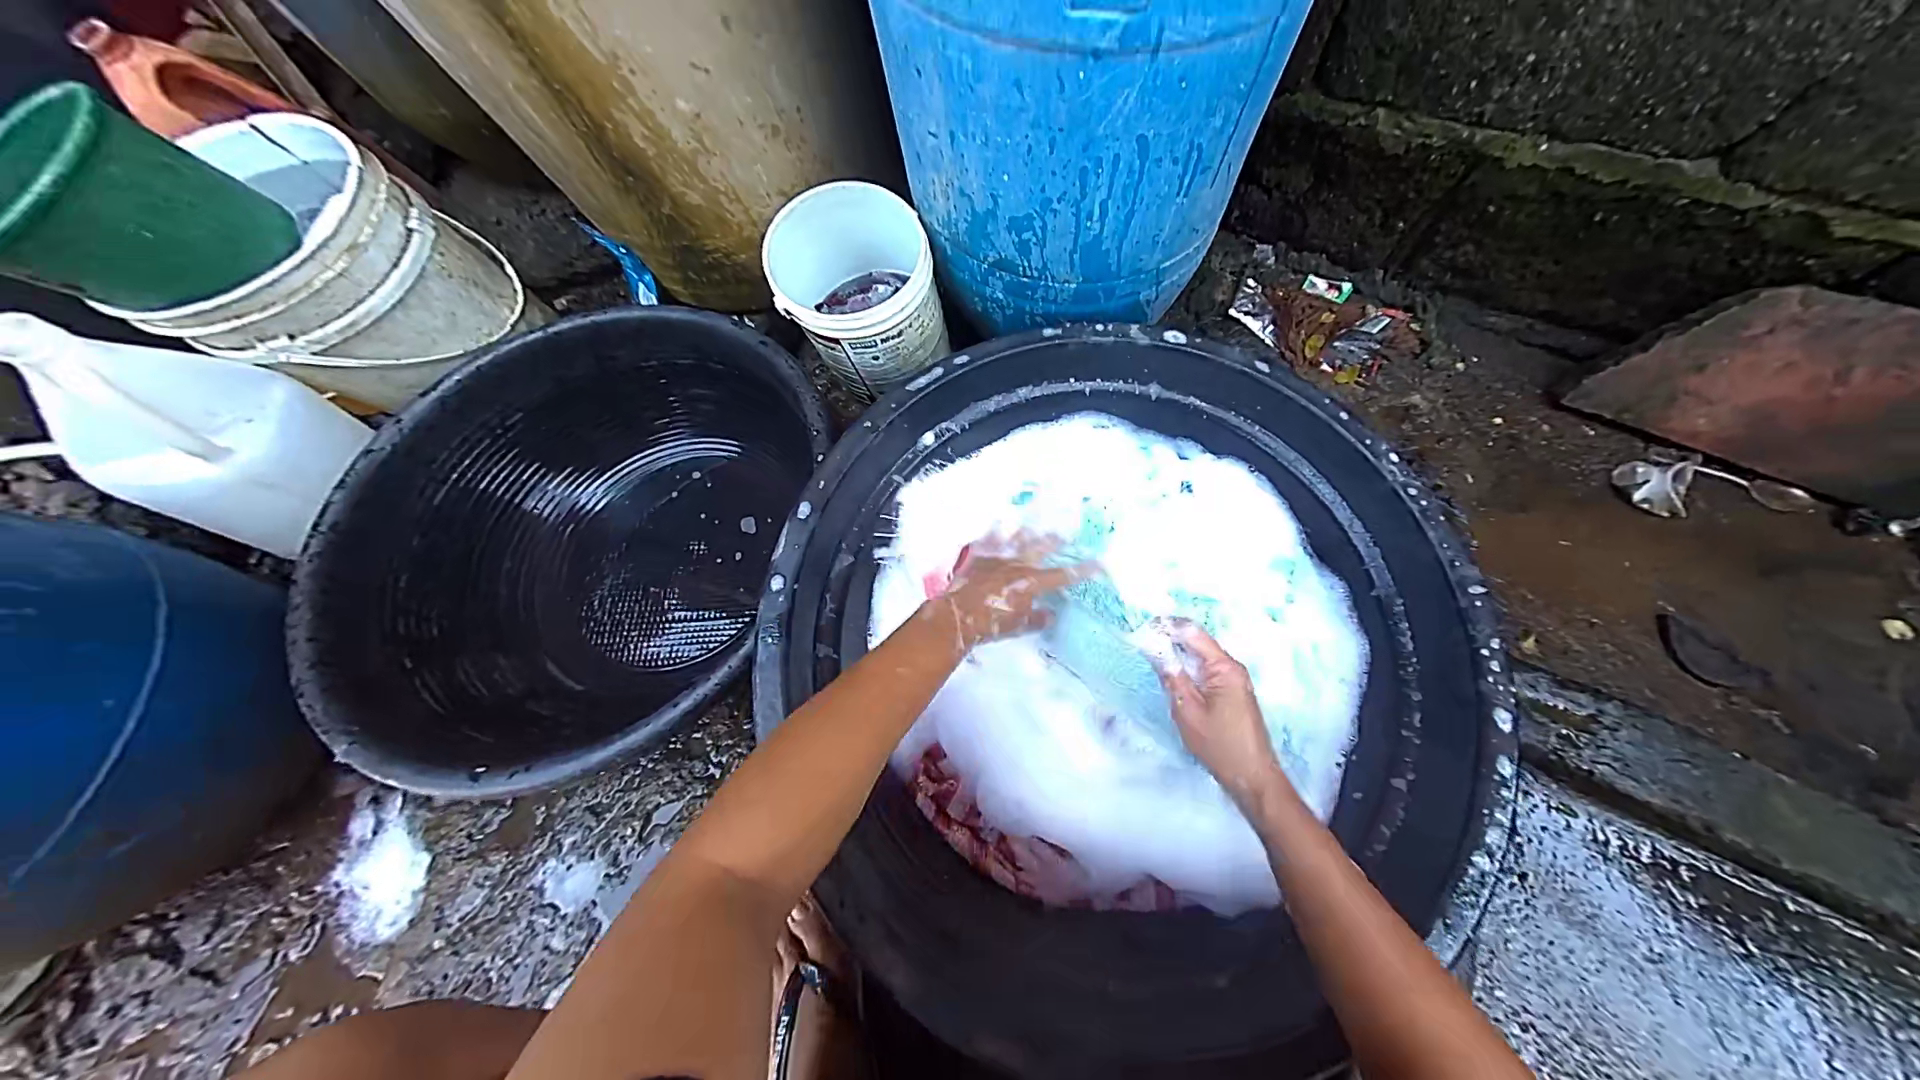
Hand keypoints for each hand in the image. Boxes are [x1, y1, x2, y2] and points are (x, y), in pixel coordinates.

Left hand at [924, 532, 1090, 651]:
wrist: (959, 615)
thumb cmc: (991, 624)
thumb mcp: (1018, 627)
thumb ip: (1036, 619)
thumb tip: (1049, 614)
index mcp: (1031, 582)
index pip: (1062, 575)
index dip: (1082, 570)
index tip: (1097, 564)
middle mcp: (1017, 564)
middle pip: (1042, 548)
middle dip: (1057, 540)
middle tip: (1067, 533)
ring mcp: (997, 557)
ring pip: (1017, 537)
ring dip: (1029, 530)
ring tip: (1037, 522)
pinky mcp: (979, 555)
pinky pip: (990, 539)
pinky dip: (996, 531)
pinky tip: (999, 522)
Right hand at [1158, 623, 1290, 805]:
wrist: (1252, 776)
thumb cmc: (1220, 745)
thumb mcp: (1187, 710)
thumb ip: (1171, 676)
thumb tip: (1155, 648)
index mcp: (1224, 667)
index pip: (1192, 633)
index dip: (1166, 627)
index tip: (1143, 629)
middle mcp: (1232, 667)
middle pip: (1196, 642)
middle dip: (1169, 640)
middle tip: (1142, 643)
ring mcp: (1234, 679)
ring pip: (1200, 657)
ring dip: (1177, 655)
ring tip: (1152, 658)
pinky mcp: (1231, 691)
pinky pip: (1205, 670)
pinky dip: (1187, 669)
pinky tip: (1172, 676)